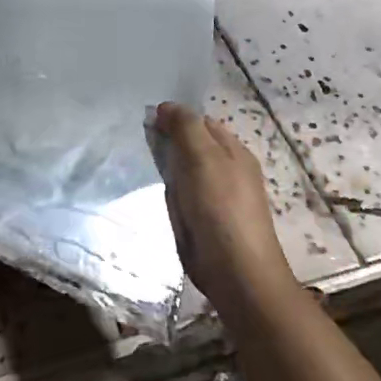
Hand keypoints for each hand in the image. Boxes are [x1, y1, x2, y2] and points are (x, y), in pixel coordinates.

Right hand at [154, 103, 298, 314]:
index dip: (175, 119)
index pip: (200, 121)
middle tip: (144, 146)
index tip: (149, 123)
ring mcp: (217, 197)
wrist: (236, 274)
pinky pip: (183, 197)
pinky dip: (171, 194)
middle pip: (191, 146)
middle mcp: (228, 169)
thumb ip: (185, 126)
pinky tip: (159, 197)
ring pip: (185, 172)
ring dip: (168, 170)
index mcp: (233, 150)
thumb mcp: (202, 156)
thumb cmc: (220, 207)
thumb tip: (166, 106)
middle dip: (169, 144)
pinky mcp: (206, 222)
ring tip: (145, 168)